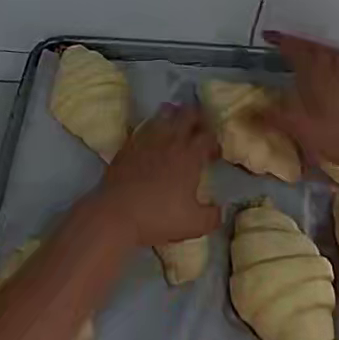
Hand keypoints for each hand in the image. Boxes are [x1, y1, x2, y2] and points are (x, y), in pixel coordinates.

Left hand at [90, 104, 220, 246]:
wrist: (115, 213)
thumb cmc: (157, 217)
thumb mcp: (193, 225)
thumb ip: (213, 217)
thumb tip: (223, 210)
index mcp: (189, 156)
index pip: (207, 136)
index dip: (213, 142)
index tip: (213, 154)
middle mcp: (170, 141)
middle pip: (188, 115)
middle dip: (198, 117)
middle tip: (200, 128)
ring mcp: (148, 139)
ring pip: (165, 114)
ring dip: (174, 114)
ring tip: (177, 121)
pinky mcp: (129, 143)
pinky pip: (144, 125)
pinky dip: (152, 124)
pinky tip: (152, 134)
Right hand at [262, 30, 338, 176]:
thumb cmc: (335, 136)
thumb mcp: (298, 129)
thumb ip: (272, 117)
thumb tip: (246, 112)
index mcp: (315, 74)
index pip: (296, 49)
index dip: (282, 41)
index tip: (268, 36)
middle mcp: (331, 70)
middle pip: (314, 47)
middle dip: (298, 42)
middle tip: (285, 43)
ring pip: (330, 54)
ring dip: (316, 49)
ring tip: (306, 52)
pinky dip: (330, 62)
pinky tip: (330, 73)